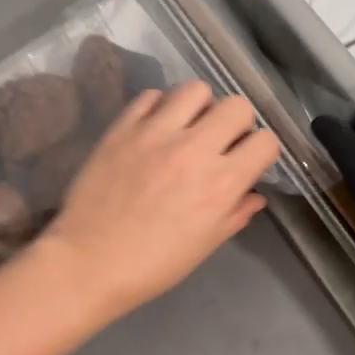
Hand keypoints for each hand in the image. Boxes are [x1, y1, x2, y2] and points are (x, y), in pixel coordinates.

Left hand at [38, 81, 280, 316]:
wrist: (89, 263)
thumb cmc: (153, 264)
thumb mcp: (205, 244)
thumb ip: (234, 213)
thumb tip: (253, 195)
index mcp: (221, 184)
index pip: (265, 142)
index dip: (261, 150)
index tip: (248, 160)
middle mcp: (193, 150)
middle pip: (236, 106)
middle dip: (236, 123)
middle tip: (221, 141)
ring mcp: (155, 134)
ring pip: (195, 90)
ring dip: (199, 107)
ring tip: (188, 127)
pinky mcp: (122, 128)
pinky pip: (151, 96)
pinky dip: (159, 107)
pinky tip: (155, 128)